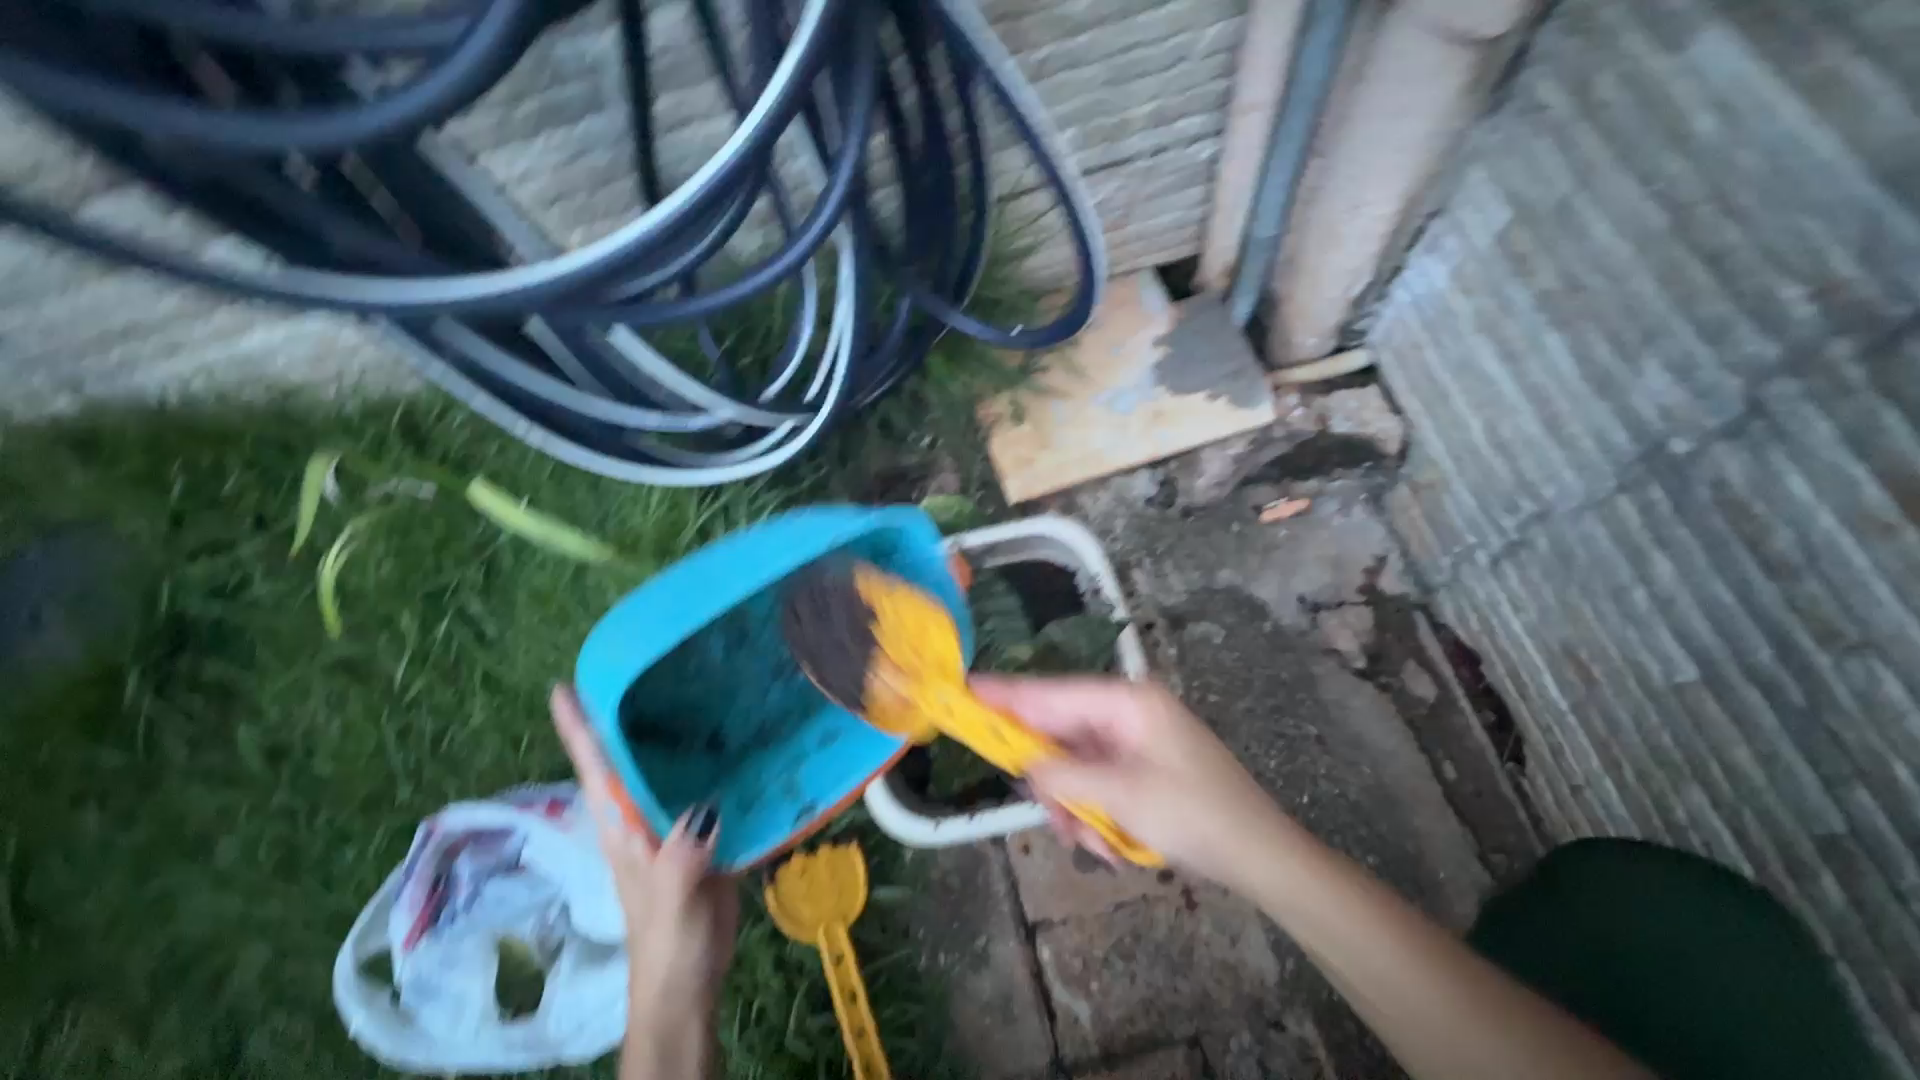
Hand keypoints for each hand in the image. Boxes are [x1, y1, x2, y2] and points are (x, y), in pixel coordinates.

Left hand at [549, 684, 738, 1017]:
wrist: (689, 977)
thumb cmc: (667, 939)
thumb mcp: (671, 896)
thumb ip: (681, 855)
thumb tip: (703, 808)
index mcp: (622, 823)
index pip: (595, 766)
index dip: (579, 726)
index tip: (566, 685)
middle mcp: (641, 813)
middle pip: (629, 755)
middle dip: (629, 712)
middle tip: (650, 660)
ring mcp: (672, 823)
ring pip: (668, 767)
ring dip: (676, 731)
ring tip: (698, 684)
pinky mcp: (704, 834)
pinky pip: (706, 787)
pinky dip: (716, 762)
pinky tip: (738, 740)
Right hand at [972, 676, 1288, 888]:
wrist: (1262, 855)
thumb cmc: (1195, 814)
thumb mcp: (1121, 795)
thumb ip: (1063, 776)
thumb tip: (1025, 765)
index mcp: (1128, 702)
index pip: (1051, 692)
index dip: (1007, 694)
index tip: (964, 689)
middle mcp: (1128, 713)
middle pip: (1061, 735)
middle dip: (1054, 783)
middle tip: (1057, 821)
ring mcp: (1136, 741)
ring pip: (1076, 767)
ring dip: (1076, 808)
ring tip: (1095, 845)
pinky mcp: (1141, 768)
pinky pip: (1097, 784)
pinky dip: (1095, 813)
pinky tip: (1112, 845)